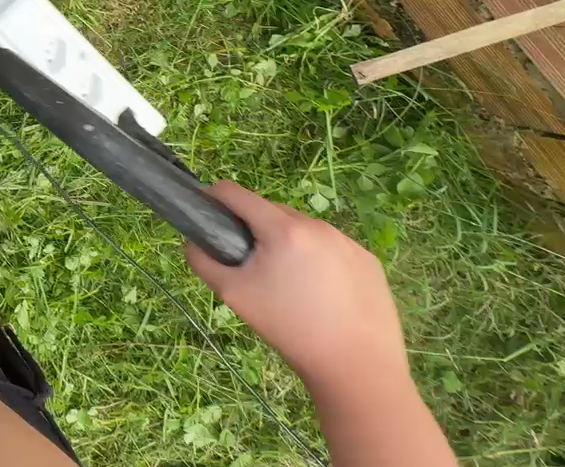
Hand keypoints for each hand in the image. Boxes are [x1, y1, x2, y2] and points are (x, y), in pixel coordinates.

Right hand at [186, 181, 410, 392]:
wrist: (358, 371)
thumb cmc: (288, 328)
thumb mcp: (231, 293)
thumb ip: (201, 259)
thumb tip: (193, 241)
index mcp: (283, 229)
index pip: (235, 193)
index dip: (212, 198)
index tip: (206, 215)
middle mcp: (318, 227)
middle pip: (269, 209)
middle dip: (252, 225)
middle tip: (249, 261)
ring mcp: (349, 243)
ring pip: (300, 226)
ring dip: (284, 239)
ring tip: (286, 278)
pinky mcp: (370, 262)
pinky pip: (329, 245)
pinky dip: (315, 255)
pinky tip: (318, 289)